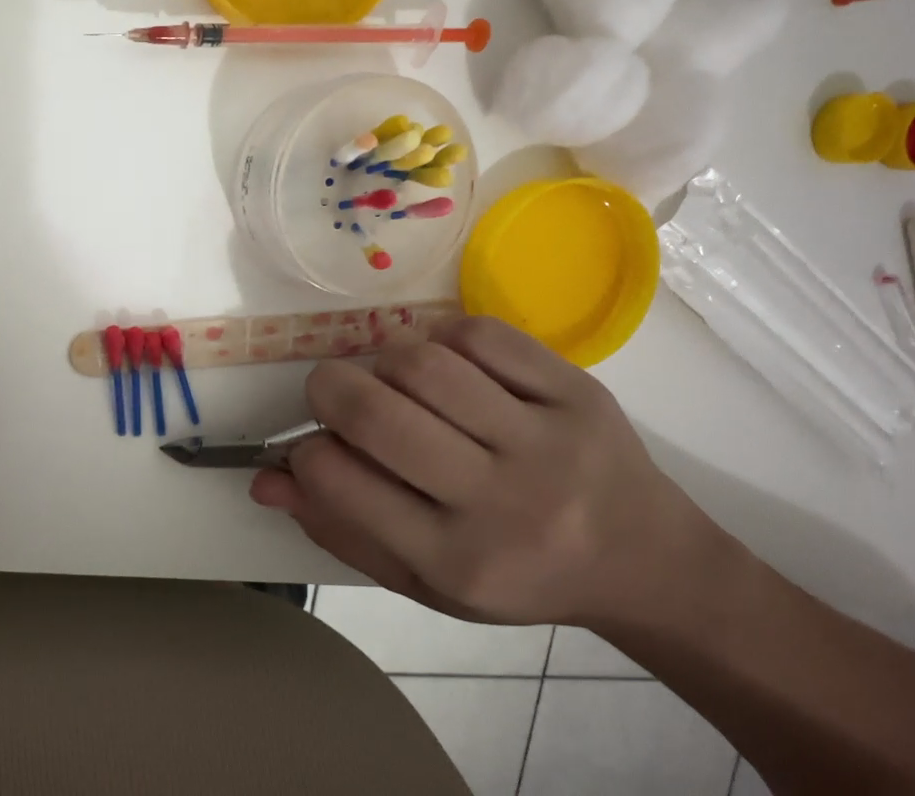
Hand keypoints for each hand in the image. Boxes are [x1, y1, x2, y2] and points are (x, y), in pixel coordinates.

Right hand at [252, 316, 726, 629]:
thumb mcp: (422, 579)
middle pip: (376, 415)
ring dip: (384, 364)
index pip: (339, 481)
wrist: (648, 565)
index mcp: (456, 559)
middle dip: (327, 390)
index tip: (314, 449)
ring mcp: (547, 441)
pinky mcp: (579, 392)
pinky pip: (482, 336)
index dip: (304, 453)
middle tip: (333, 396)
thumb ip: (340, 530)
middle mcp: (501, 502)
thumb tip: (266, 481)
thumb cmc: (517, 577)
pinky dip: (443, 339)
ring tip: (395, 384)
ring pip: (424, 366)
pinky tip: (447, 366)